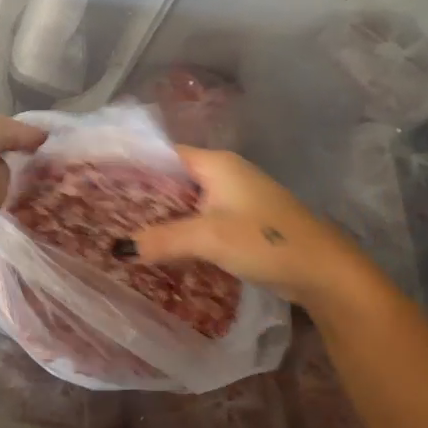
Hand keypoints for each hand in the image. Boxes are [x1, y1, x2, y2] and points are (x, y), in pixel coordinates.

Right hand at [130, 145, 379, 307]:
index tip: (100, 180)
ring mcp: (236, 199)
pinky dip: (180, 228)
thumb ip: (161, 240)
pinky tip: (160, 246)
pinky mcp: (243, 223)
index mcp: (216, 164)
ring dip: (161, 214)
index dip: (132, 164)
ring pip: (186, 201)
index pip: (163, 153)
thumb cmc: (266, 241)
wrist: (326, 273)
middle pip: (172, 177)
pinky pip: (200, 218)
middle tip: (105, 209)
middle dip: (142, 194)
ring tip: (123, 228)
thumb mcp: (209, 238)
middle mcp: (225, 173)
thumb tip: (118, 248)